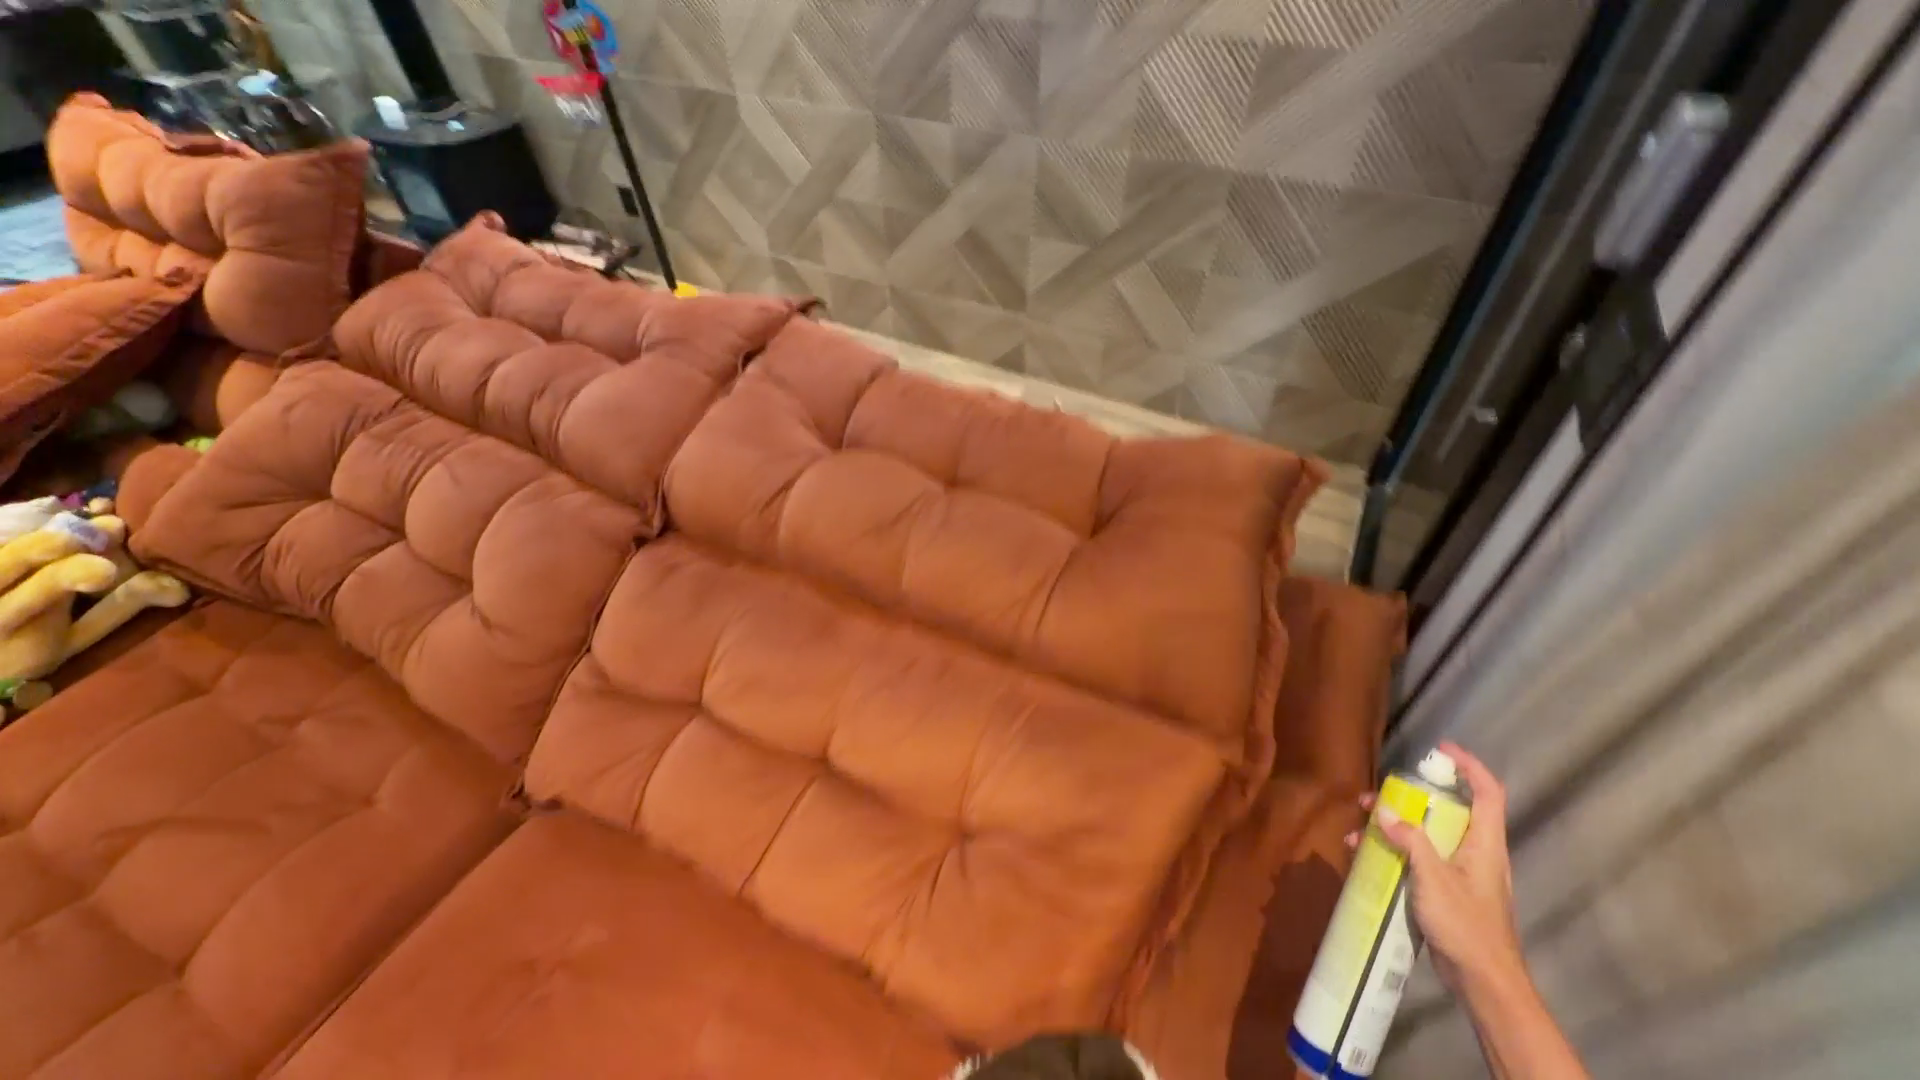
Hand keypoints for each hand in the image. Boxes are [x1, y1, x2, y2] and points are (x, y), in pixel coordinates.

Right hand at [1344, 742, 1524, 998]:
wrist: (1483, 980)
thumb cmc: (1466, 925)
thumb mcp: (1434, 880)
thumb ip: (1411, 842)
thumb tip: (1384, 812)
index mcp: (1485, 844)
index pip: (1487, 793)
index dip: (1469, 766)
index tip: (1441, 750)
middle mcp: (1477, 852)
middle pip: (1449, 811)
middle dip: (1412, 798)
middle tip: (1378, 794)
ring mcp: (1462, 873)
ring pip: (1429, 836)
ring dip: (1395, 827)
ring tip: (1360, 828)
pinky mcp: (1448, 891)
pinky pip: (1420, 859)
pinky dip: (1395, 853)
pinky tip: (1367, 859)